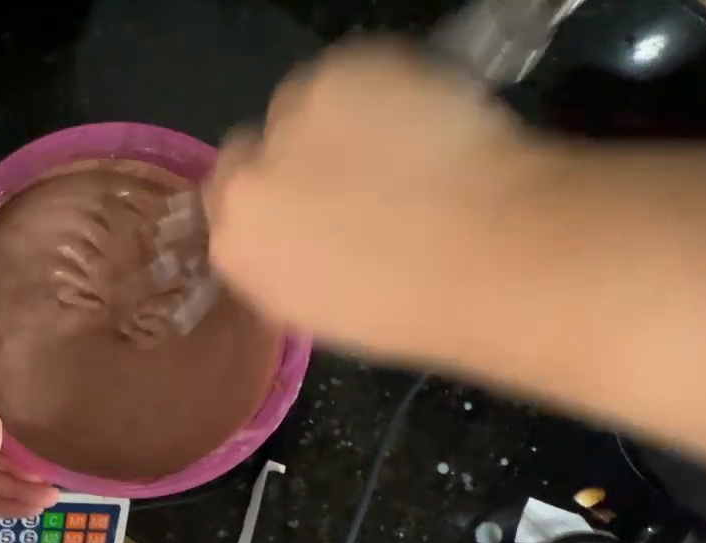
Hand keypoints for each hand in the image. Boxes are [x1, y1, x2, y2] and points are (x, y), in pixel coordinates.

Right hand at [204, 39, 544, 362]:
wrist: (480, 253)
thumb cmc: (401, 308)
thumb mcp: (310, 307)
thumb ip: (280, 262)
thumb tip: (290, 237)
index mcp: (234, 249)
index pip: (226, 203)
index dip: (265, 197)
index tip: (302, 202)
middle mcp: (247, 183)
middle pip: (247, 149)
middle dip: (286, 156)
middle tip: (343, 169)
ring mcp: (291, 124)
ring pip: (297, 105)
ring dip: (328, 119)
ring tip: (387, 142)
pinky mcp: (342, 74)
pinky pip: (346, 72)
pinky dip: (376, 86)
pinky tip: (414, 118)